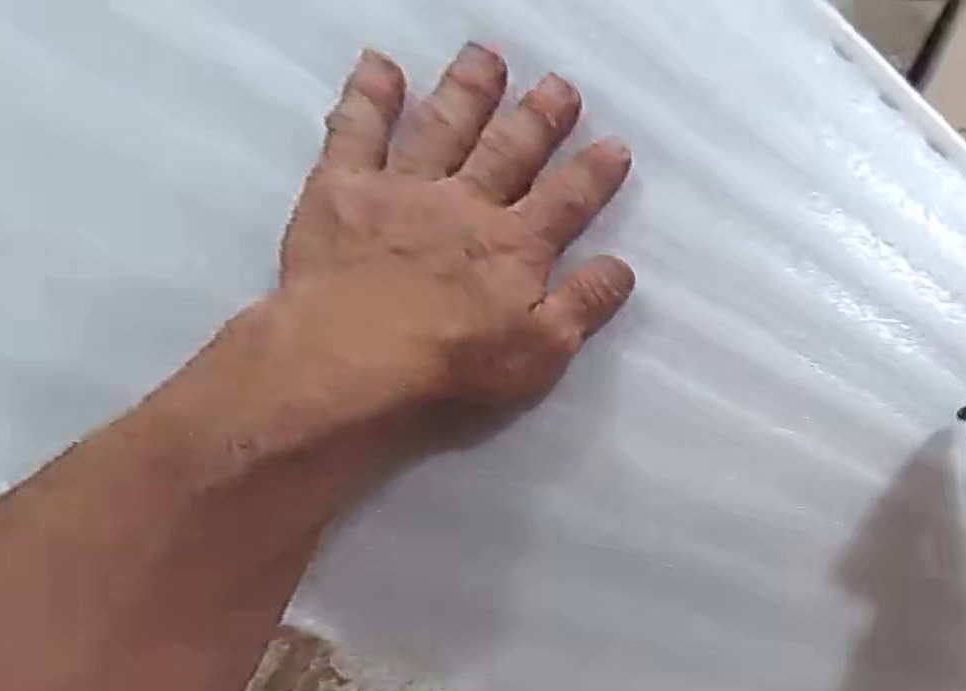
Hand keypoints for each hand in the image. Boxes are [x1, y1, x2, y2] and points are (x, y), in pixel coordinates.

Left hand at [211, 44, 635, 440]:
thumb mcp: (545, 347)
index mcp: (516, 246)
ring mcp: (403, 190)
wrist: (356, 356)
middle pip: (510, 152)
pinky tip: (381, 66)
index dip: (594, 173)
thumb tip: (623, 267)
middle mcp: (466, 204)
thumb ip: (585, 303)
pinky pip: (356, 131)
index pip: (567, 201)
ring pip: (443, 128)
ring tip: (488, 56)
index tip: (616, 144)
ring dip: (469, 91)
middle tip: (561, 85)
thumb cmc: (460, 360)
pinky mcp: (342, 189)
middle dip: (539, 119)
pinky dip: (369, 96)